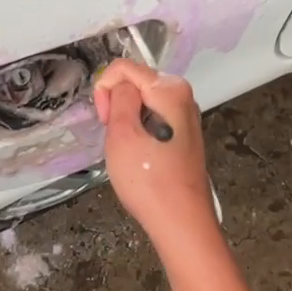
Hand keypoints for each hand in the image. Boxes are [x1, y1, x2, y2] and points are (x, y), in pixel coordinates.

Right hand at [94, 60, 216, 249]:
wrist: (181, 221)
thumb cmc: (149, 179)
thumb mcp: (122, 133)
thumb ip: (120, 97)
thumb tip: (122, 85)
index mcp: (170, 89)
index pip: (123, 68)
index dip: (105, 90)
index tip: (105, 120)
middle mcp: (183, 96)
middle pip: (135, 82)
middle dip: (117, 103)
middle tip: (115, 137)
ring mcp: (186, 116)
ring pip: (142, 102)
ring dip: (127, 120)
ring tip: (127, 150)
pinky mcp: (185, 135)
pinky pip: (153, 119)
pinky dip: (140, 131)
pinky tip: (139, 156)